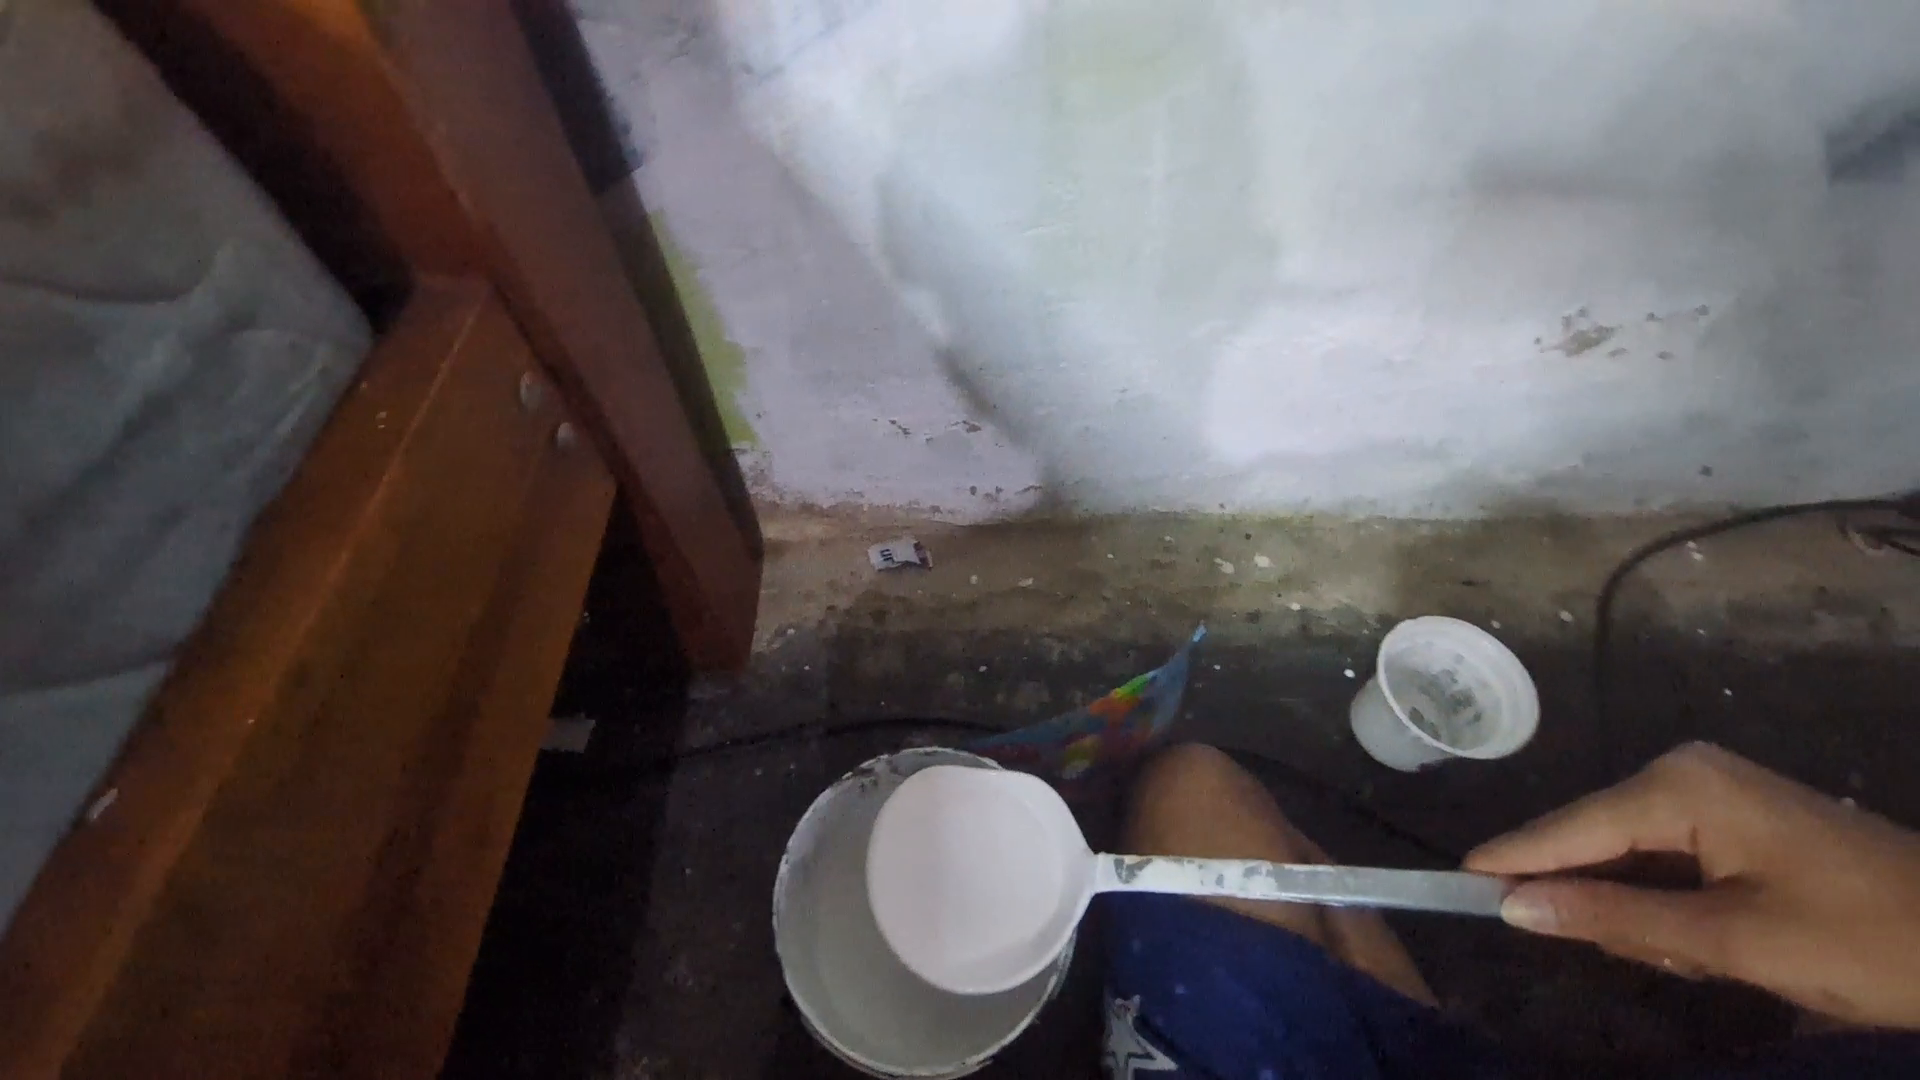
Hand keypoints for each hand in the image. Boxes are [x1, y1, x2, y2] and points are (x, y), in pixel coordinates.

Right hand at [1465, 742, 1919, 1029]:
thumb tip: (1512, 906)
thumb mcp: (1740, 942)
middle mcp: (1680, 772)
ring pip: (1627, 853)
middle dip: (1604, 900)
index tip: (1453, 879)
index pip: (1569, 828)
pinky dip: (1667, 899)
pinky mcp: (1728, 811)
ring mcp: (1706, 788)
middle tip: (1660, 958)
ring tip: (1707, 957)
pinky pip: (1662, 854)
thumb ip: (1616, 918)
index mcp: (1678, 786)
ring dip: (1644, 909)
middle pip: (1595, 841)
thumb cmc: (1876, 942)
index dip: (1513, 858)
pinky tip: (1709, 935)